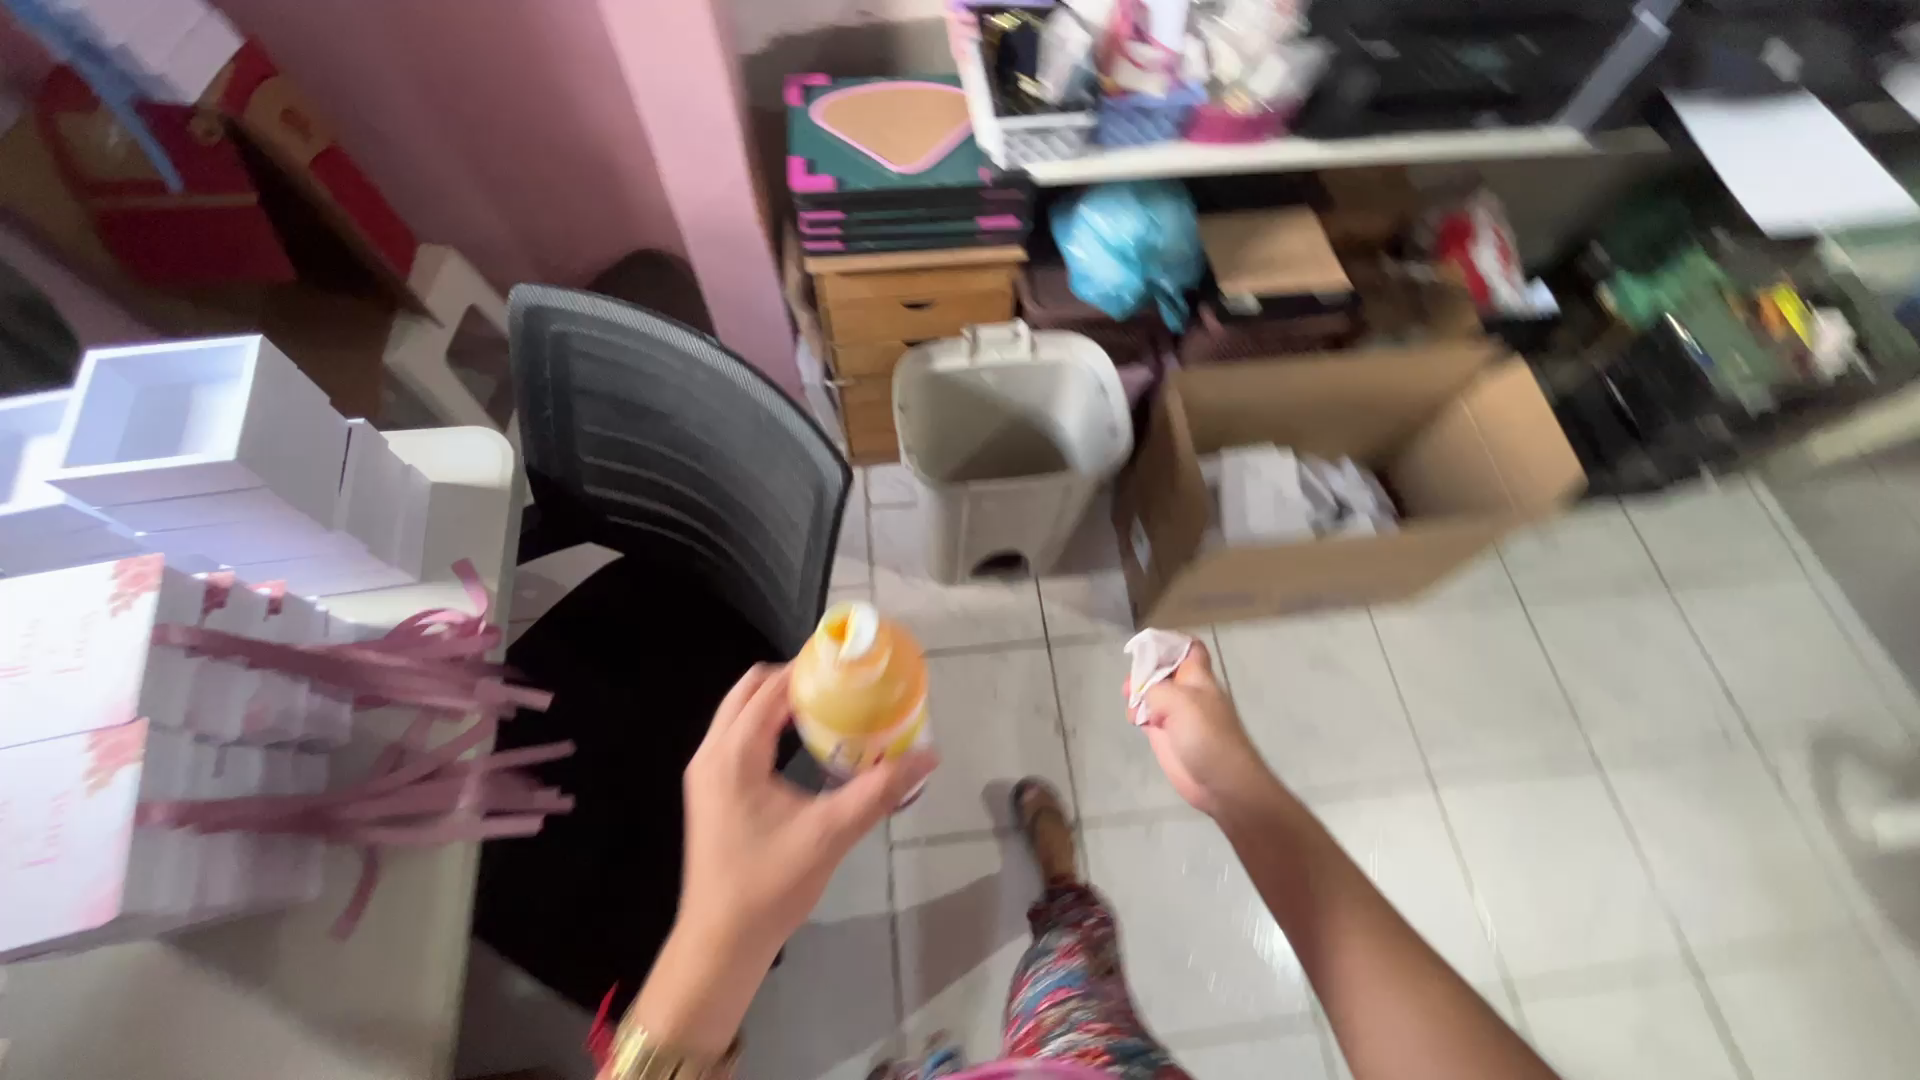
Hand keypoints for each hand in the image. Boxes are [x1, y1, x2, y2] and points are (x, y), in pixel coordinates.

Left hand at [633, 663, 937, 1053]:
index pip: (771, 689)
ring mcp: (706, 771)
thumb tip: (929, 755)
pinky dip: (767, 723)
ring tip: (827, 704)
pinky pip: (737, 735)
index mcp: (734, 754)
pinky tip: (803, 741)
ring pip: (740, 711)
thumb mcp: (831, 833)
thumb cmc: (770, 885)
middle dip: (792, 677)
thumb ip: (880, 790)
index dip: (808, 668)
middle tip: (839, 682)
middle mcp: (712, 752)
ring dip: (778, 700)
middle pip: (749, 690)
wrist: (720, 942)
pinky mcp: (710, 789)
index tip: (848, 662)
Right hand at [1134, 642, 1280, 820]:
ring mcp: (1174, 713)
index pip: (1189, 648)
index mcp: (1197, 677)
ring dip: (1136, 691)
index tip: (1147, 645)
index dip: (1170, 642)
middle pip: (1162, 669)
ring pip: (1150, 692)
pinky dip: (1135, 713)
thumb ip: (1155, 688)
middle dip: (1144, 669)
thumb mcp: (1181, 701)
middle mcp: (1186, 691)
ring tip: (1129, 698)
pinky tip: (1133, 719)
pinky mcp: (1164, 734)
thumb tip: (1142, 693)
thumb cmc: (1207, 736)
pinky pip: (1145, 714)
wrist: (1221, 783)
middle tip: (1131, 680)